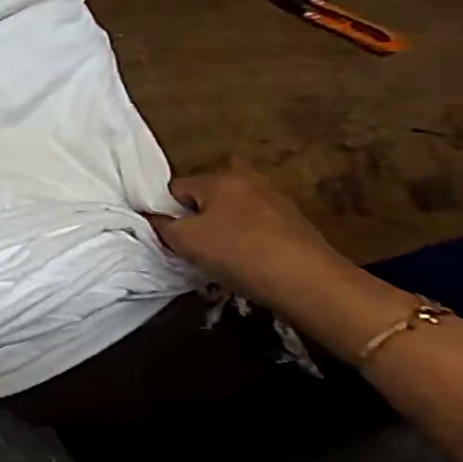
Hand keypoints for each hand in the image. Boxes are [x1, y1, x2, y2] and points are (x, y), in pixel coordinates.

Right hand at [148, 159, 355, 309]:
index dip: (167, 210)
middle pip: (212, 189)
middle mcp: (247, 179)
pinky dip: (250, 236)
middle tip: (198, 237)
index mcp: (218, 178)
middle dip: (202, 208)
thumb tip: (153, 218)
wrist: (309, 283)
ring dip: (227, 223)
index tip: (171, 236)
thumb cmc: (239, 254)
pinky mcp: (296, 223)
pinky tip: (249, 261)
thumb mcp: (186, 242)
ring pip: (237, 206)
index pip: (176, 187)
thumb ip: (163, 226)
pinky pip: (259, 223)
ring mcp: (275, 199)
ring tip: (223, 253)